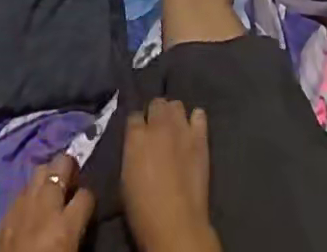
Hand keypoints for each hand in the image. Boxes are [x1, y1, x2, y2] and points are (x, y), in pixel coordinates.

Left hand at [0, 155, 94, 251]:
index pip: (87, 195)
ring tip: (52, 189)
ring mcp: (22, 209)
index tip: (87, 206)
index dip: (89, 199)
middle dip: (70, 169)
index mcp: (65, 226)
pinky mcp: (4, 217)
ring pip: (40, 171)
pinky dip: (30, 193)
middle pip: (61, 166)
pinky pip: (21, 191)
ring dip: (49, 176)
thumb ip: (78, 229)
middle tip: (72, 183)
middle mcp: (45, 208)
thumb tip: (81, 216)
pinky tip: (32, 206)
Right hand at [123, 99, 218, 251]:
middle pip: (156, 103)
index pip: (133, 115)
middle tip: (156, 129)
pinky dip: (195, 120)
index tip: (138, 134)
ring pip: (176, 104)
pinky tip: (192, 131)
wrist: (176, 222)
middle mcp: (158, 125)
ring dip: (173, 114)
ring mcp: (181, 128)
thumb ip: (132, 151)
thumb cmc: (143, 209)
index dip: (136, 124)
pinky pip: (199, 115)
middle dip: (155, 113)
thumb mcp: (126, 178)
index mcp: (135, 136)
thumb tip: (136, 143)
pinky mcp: (200, 137)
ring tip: (174, 128)